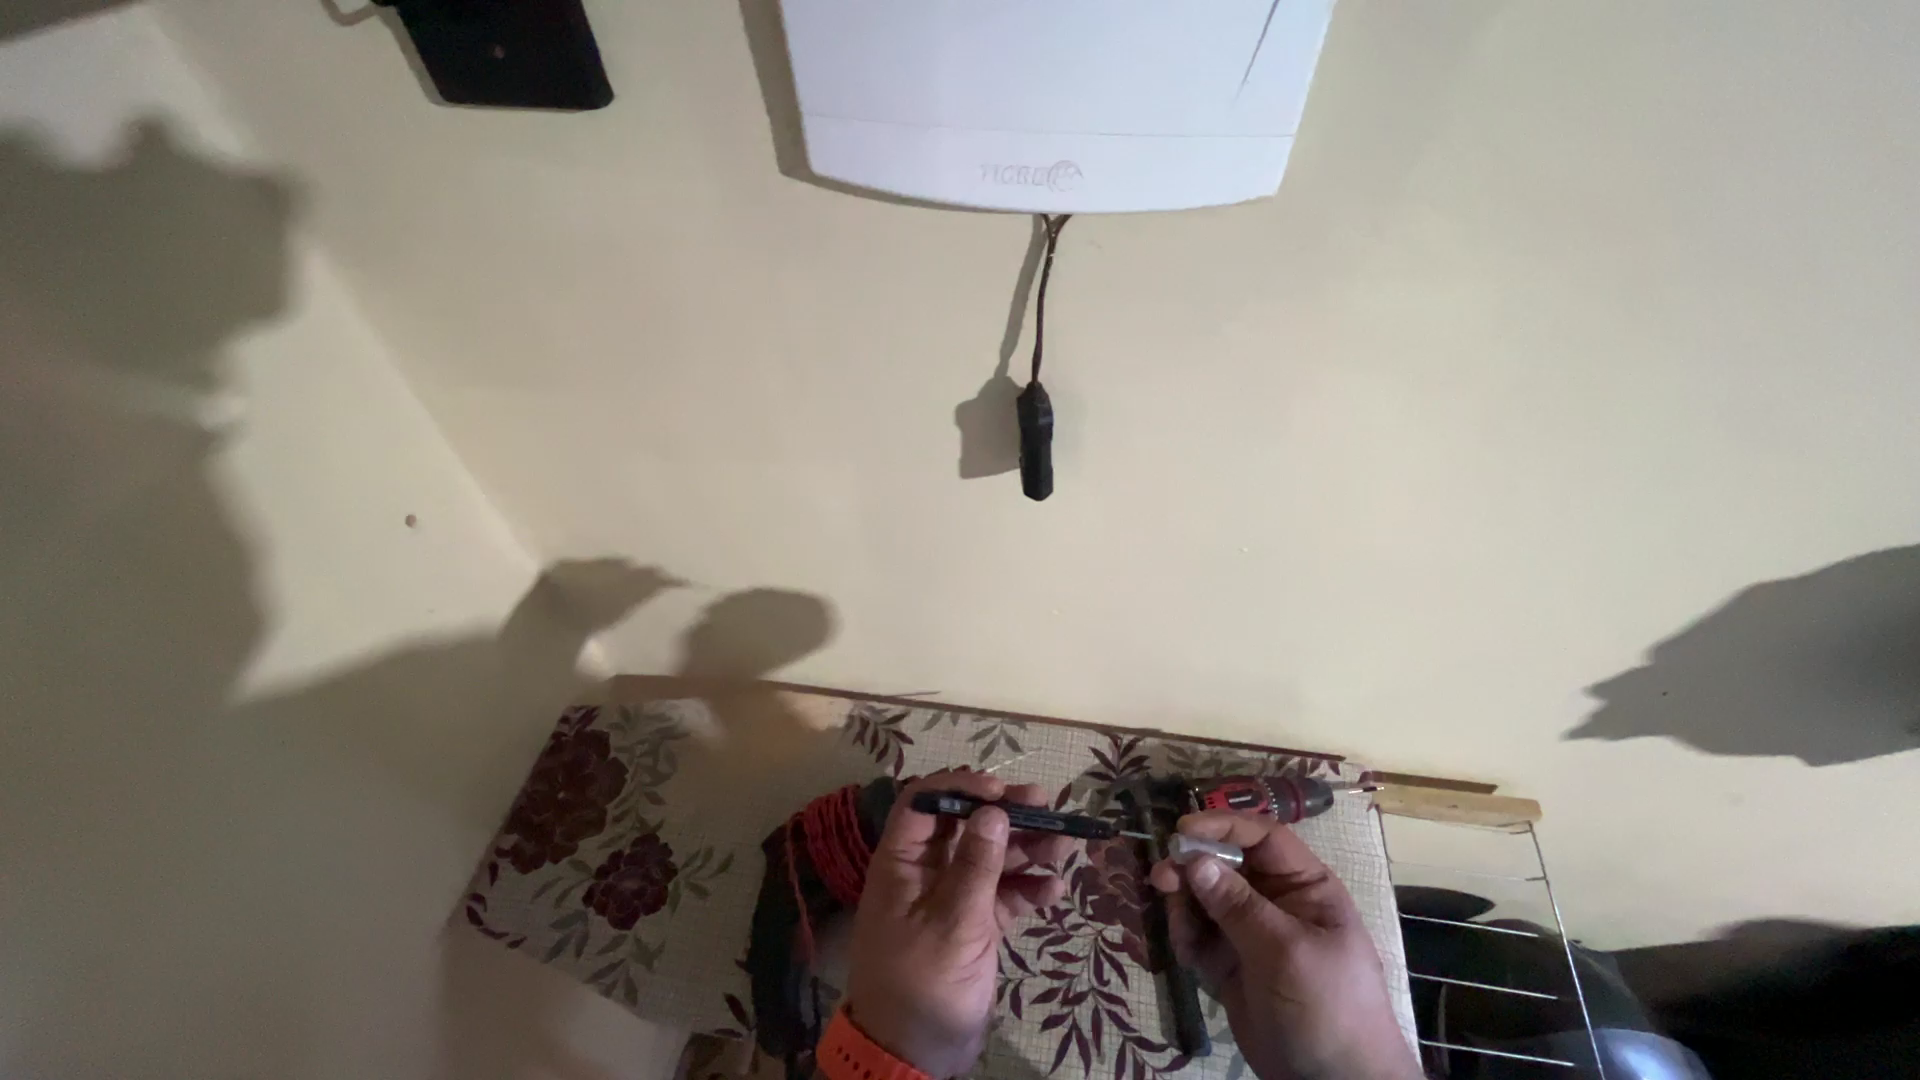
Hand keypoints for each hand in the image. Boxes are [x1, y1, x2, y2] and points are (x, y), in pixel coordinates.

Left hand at [844, 770, 1073, 1076]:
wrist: (914, 1057)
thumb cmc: (922, 984)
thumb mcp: (951, 923)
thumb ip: (975, 866)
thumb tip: (994, 810)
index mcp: (904, 862)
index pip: (925, 803)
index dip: (960, 787)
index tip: (1000, 789)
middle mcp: (927, 871)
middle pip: (967, 826)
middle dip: (1006, 813)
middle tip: (1046, 805)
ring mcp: (953, 897)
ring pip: (991, 857)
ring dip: (1027, 849)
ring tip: (1065, 845)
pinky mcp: (975, 925)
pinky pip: (1004, 894)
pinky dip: (1028, 889)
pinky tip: (1055, 890)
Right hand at [1149, 813, 1421, 1079]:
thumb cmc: (1328, 1008)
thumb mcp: (1286, 951)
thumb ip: (1237, 905)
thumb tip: (1193, 860)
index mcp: (1304, 887)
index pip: (1262, 837)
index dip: (1223, 827)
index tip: (1183, 829)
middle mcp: (1274, 902)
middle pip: (1224, 864)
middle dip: (1192, 866)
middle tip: (1163, 877)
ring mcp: (1249, 933)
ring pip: (1204, 897)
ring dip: (1183, 902)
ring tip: (1176, 919)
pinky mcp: (1228, 963)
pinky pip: (1197, 934)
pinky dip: (1186, 937)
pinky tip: (1187, 953)